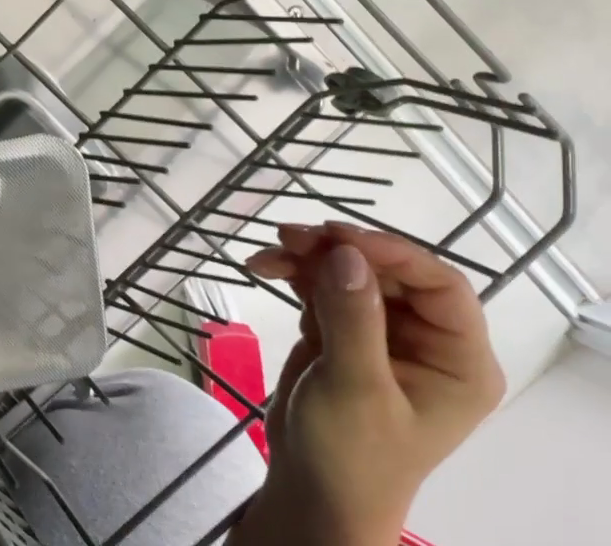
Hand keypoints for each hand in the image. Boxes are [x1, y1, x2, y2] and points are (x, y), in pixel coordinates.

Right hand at [234, 222, 504, 545]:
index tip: (336, 236)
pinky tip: (264, 269)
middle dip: (338, 251)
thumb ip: (353, 318)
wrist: (312, 487)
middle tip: (286, 236)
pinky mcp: (341, 336)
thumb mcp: (354, 386)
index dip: (393, 254)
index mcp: (458, 361)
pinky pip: (322, 290)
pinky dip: (293, 274)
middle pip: (389, 275)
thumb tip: (346, 253)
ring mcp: (381, 338)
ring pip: (350, 276)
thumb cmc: (351, 450)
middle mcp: (426, 342)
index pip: (441, 288)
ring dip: (308, 259)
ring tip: (266, 254)